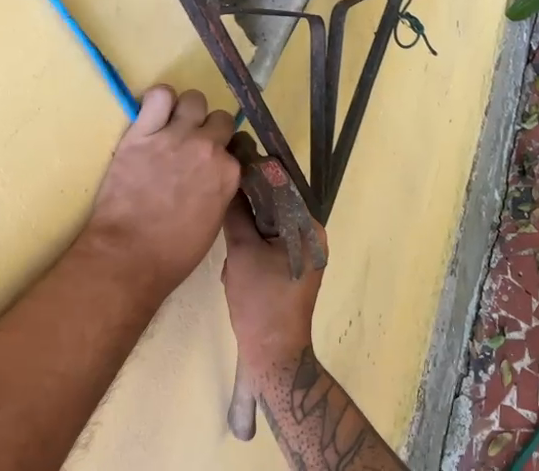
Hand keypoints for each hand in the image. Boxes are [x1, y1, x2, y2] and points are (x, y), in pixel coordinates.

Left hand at [81, 86, 238, 298]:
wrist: (128, 255)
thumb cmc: (173, 252)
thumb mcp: (213, 221)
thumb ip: (220, 188)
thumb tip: (214, 174)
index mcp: (229, 172)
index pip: (236, 144)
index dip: (221, 152)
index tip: (209, 160)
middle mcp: (208, 147)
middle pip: (219, 118)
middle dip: (208, 129)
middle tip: (190, 145)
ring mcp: (176, 136)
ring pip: (194, 99)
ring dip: (186, 111)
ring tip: (171, 126)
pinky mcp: (143, 132)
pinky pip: (159, 95)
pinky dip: (158, 100)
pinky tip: (152, 114)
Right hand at [222, 193, 324, 378]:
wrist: (272, 355)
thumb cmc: (261, 300)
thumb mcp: (242, 251)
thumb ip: (236, 214)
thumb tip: (229, 182)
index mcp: (310, 228)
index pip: (281, 191)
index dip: (253, 184)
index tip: (228, 182)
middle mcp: (312, 238)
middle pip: (273, 211)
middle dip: (247, 220)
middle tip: (226, 229)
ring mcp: (303, 257)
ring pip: (267, 231)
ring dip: (245, 242)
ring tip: (232, 262)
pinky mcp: (291, 272)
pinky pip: (268, 249)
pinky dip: (250, 256)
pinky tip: (236, 273)